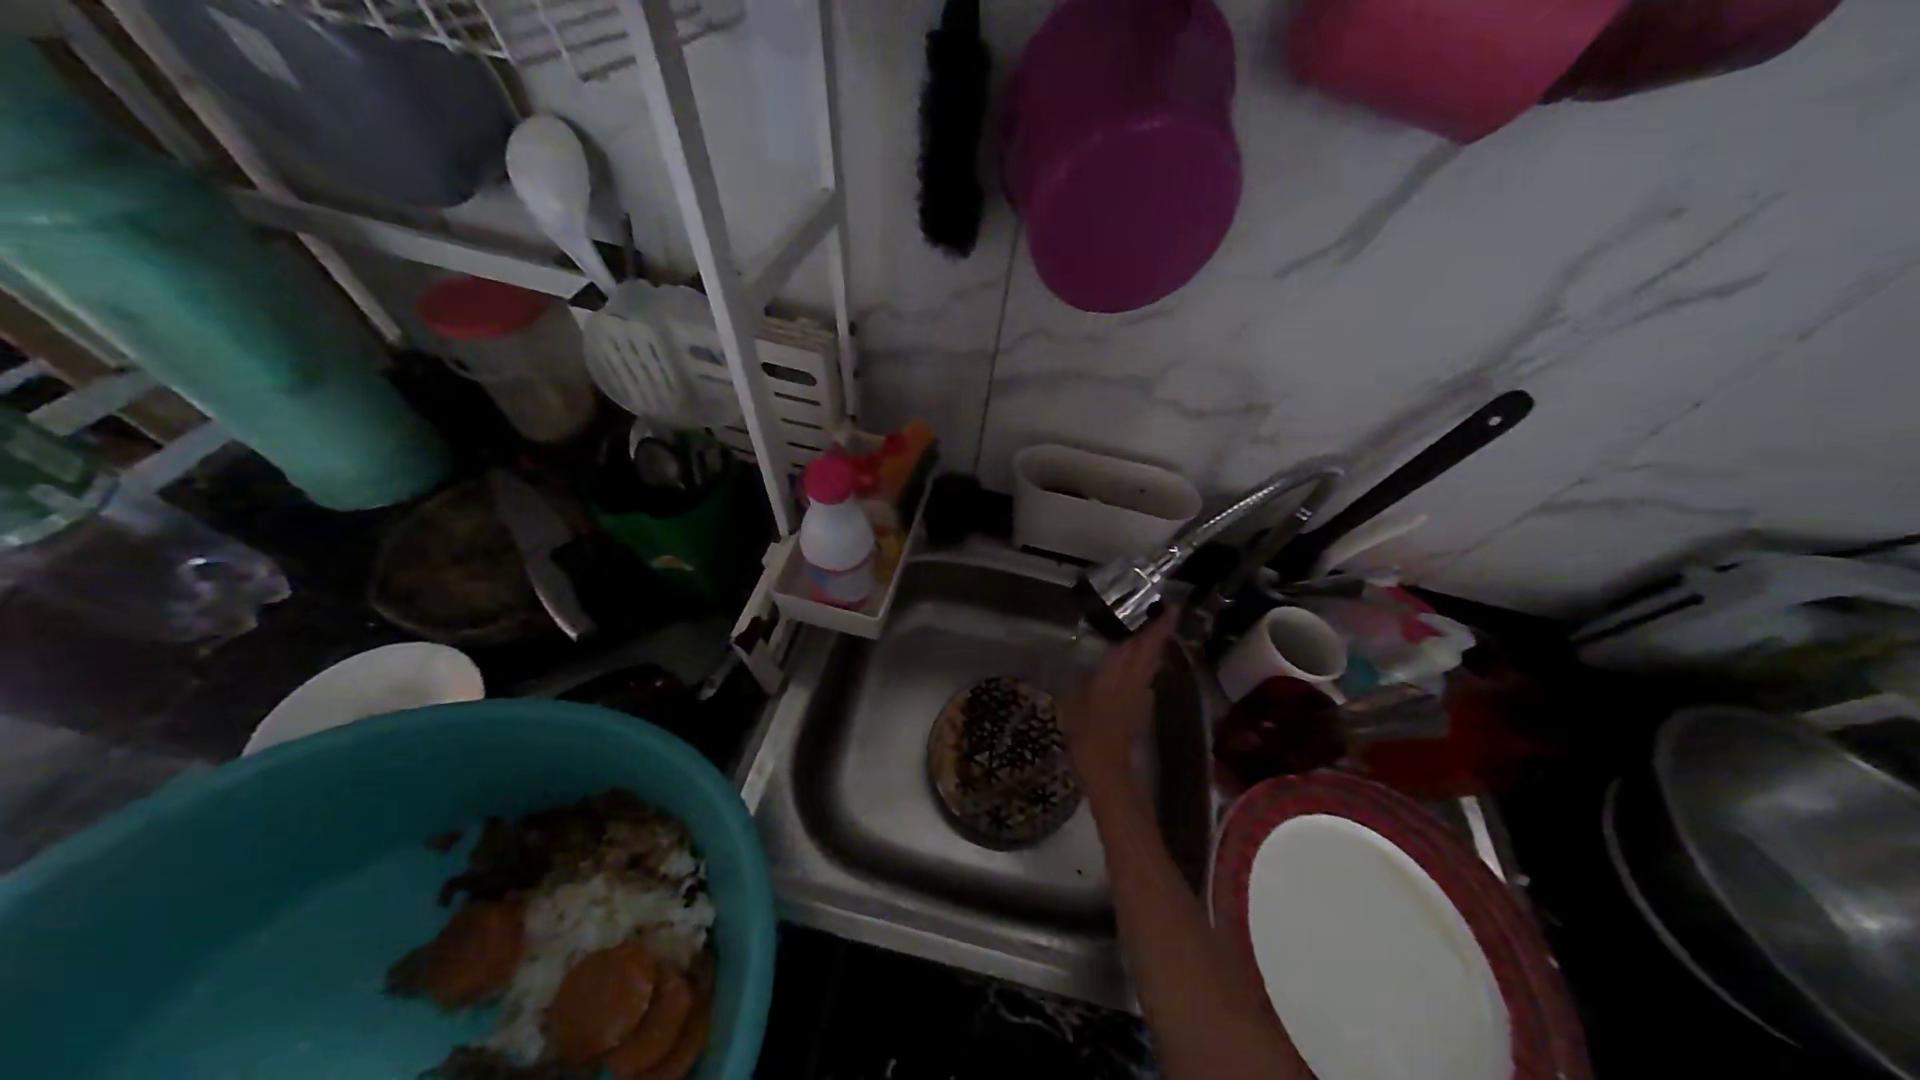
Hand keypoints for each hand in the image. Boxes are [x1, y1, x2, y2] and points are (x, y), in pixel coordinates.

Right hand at [1061, 606, 1179, 793]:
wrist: (1110, 773)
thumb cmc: (1087, 735)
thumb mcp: (1074, 700)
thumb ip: (1081, 678)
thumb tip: (1084, 661)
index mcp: (1121, 673)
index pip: (1146, 643)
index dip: (1161, 624)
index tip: (1171, 604)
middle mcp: (1137, 679)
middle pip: (1155, 650)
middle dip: (1161, 630)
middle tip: (1161, 609)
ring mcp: (1142, 695)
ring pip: (1152, 663)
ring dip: (1153, 646)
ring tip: (1143, 629)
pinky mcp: (1141, 708)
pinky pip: (1145, 677)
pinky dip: (1143, 663)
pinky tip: (1129, 662)